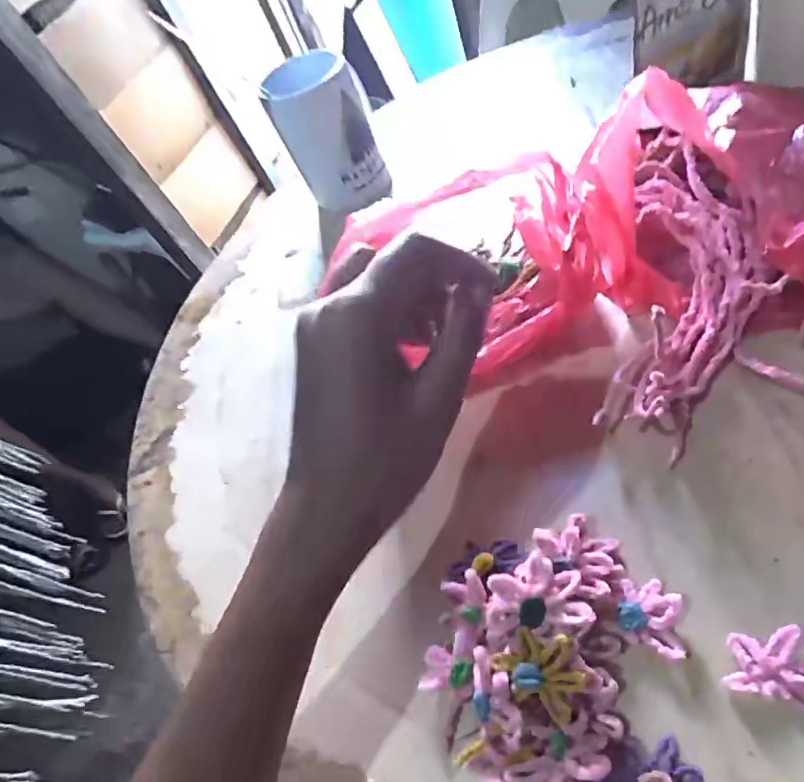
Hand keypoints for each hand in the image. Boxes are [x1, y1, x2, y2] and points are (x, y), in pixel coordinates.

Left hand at [279, 232, 495, 577]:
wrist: (328, 507)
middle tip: (471, 313)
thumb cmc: (389, 462)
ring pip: (368, 278)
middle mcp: (326, 305)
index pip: (414, 251)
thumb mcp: (439, 398)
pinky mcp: (310, 344)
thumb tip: (478, 291)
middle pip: (388, 259)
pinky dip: (387, 311)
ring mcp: (312, 323)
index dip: (461, 261)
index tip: (493, 289)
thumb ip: (462, 335)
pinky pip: (352, 305)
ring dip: (412, 293)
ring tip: (443, 336)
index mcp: (358, 314)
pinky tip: (411, 350)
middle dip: (436, 277)